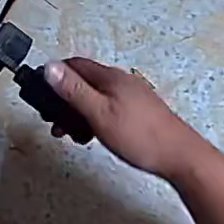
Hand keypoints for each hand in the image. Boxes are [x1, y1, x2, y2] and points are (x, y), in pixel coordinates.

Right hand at [45, 58, 215, 179]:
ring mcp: (133, 97)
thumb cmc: (141, 137)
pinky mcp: (140, 112)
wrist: (182, 159)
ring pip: (95, 96)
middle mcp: (122, 82)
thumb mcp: (98, 113)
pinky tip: (95, 134)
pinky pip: (108, 107)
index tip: (41, 90)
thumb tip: (50, 66)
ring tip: (72, 132)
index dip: (54, 75)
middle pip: (84, 81)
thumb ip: (72, 90)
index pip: (74, 64)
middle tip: (54, 118)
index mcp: (110, 78)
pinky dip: (94, 118)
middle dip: (64, 98)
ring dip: (78, 111)